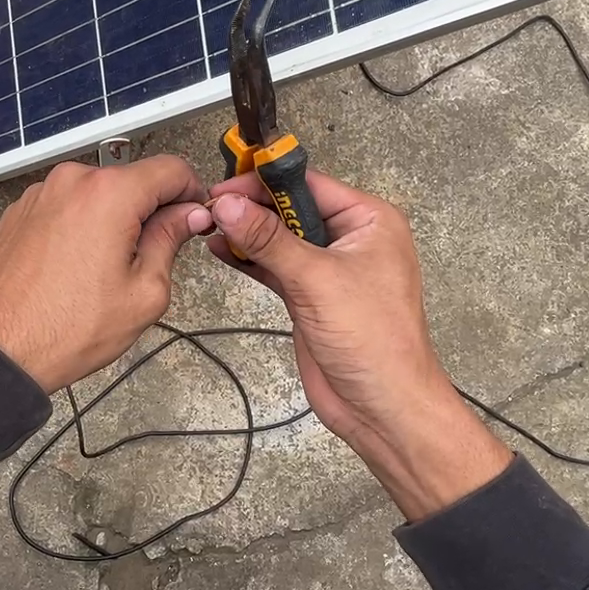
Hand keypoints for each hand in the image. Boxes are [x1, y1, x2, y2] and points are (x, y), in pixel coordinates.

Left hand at [0, 157, 213, 393]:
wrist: (0, 350)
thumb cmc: (70, 328)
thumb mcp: (144, 292)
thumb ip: (171, 240)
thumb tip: (189, 214)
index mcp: (109, 193)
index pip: (170, 168)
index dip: (192, 193)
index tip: (194, 219)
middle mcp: (72, 180)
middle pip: (131, 180)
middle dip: (150, 211)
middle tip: (152, 257)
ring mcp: (40, 193)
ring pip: (97, 193)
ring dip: (113, 219)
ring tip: (107, 269)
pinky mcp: (19, 212)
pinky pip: (66, 206)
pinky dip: (80, 226)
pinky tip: (76, 266)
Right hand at [206, 169, 510, 519]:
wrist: (382, 407)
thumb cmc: (373, 340)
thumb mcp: (317, 280)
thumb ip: (268, 240)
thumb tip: (227, 204)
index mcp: (368, 221)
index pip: (307, 184)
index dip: (263, 182)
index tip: (223, 184)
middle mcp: (349, 238)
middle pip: (289, 208)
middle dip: (250, 206)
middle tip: (210, 206)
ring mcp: (326, 268)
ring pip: (278, 237)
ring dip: (244, 232)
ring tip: (207, 224)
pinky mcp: (307, 294)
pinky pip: (273, 266)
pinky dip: (247, 258)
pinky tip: (219, 249)